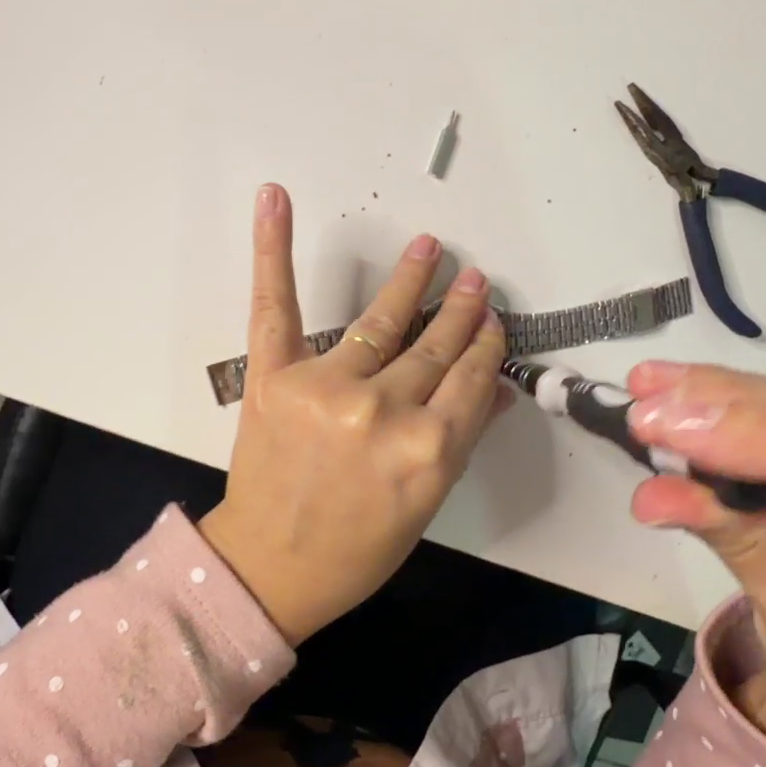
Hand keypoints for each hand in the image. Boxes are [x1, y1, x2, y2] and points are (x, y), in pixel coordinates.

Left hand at [199, 185, 510, 645]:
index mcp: (429, 449)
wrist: (271, 567)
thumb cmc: (357, 551)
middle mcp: (383, 409)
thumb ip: (459, 441)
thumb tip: (493, 389)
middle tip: (475, 280)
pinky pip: (275, 307)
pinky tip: (275, 199)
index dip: (486, 345)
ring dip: (409, 281)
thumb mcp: (425, 504)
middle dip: (460, 312)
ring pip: (378, 322)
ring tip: (429, 249)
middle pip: (433, 347)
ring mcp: (325, 387)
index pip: (470, 378)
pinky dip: (271, 250)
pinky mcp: (272, 377)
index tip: (494, 322)